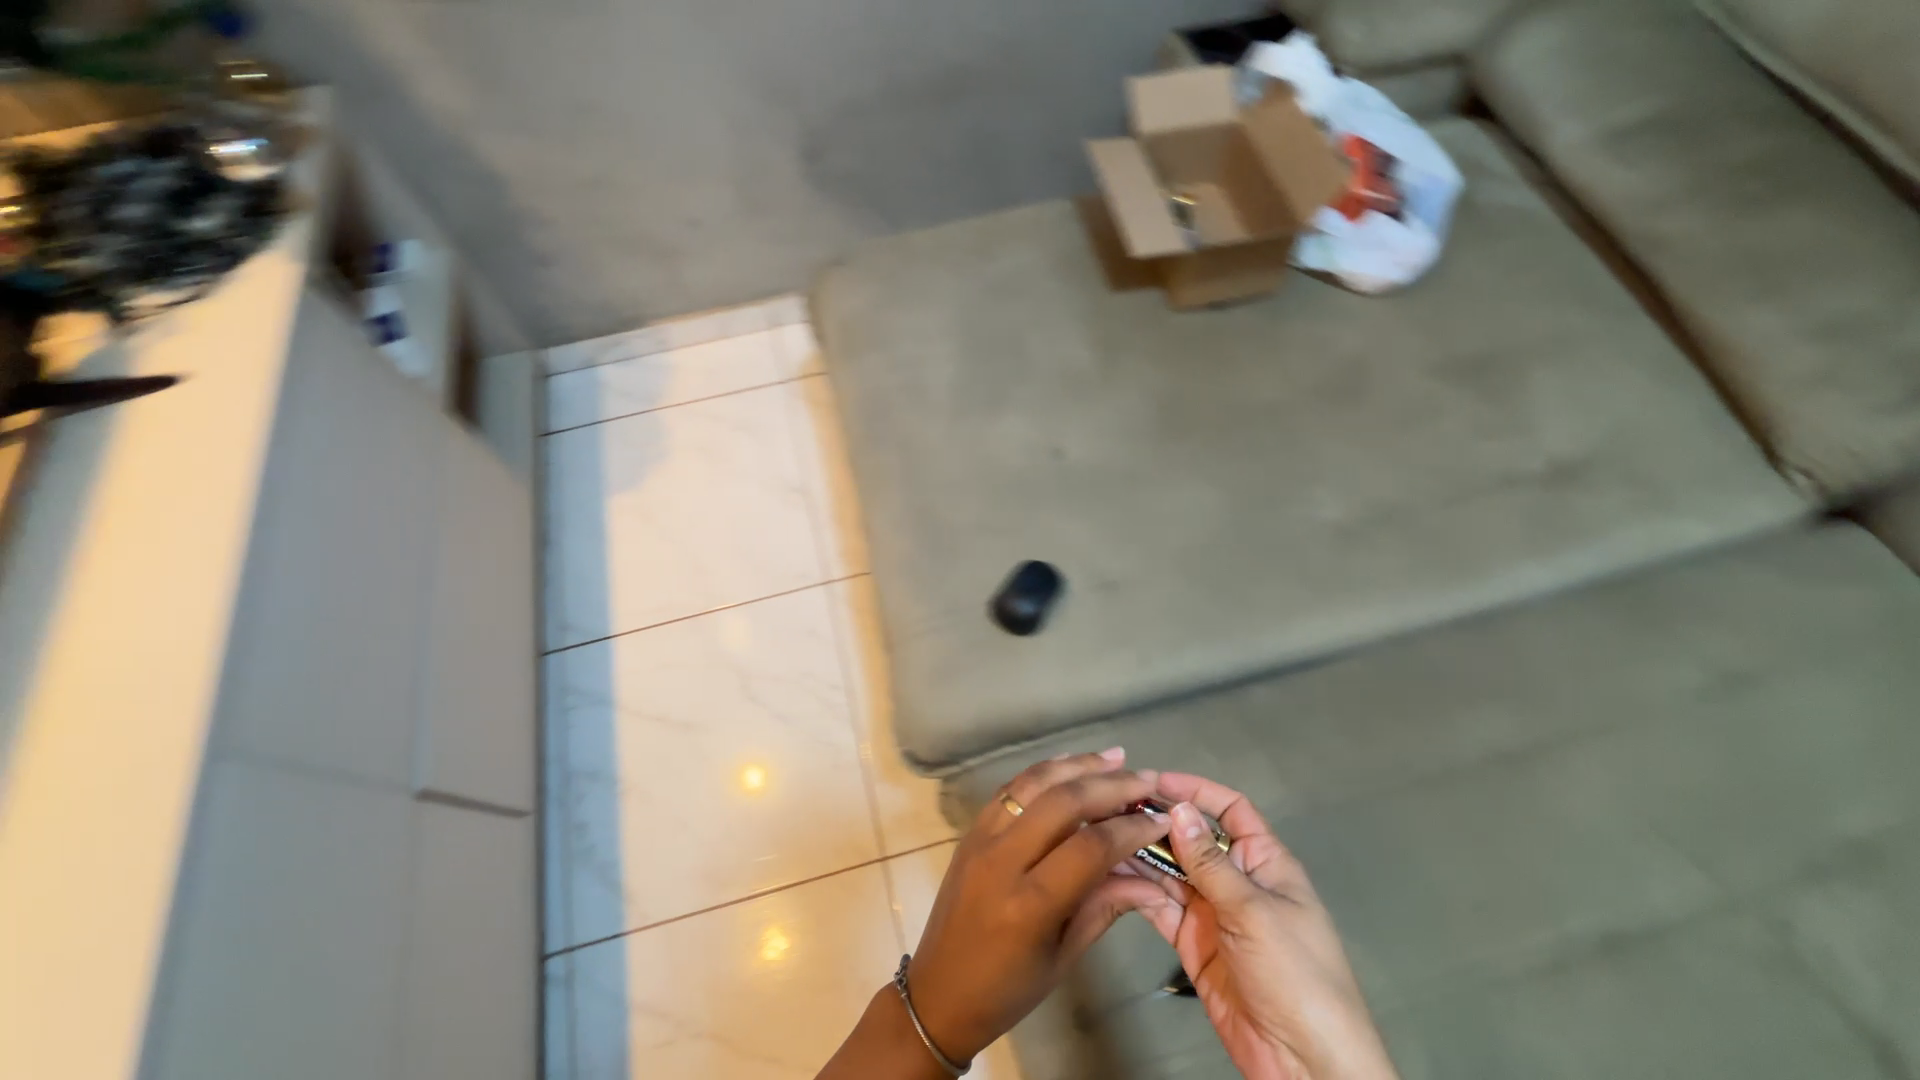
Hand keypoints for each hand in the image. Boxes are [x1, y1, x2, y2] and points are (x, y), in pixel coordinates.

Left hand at [906, 748, 1170, 1062]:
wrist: (938, 993)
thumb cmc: (1008, 988)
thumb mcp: (1065, 956)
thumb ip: (1107, 906)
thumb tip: (1155, 880)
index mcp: (1029, 904)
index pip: (1090, 848)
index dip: (1130, 828)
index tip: (1161, 818)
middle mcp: (1001, 861)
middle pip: (1062, 803)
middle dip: (1109, 785)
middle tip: (1145, 778)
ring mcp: (980, 840)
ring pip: (1032, 784)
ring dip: (1076, 766)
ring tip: (1114, 758)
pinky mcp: (969, 832)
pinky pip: (1009, 790)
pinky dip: (1042, 773)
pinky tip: (1068, 766)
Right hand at [1106, 773, 1398, 1079]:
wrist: (1303, 1062)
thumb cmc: (1296, 974)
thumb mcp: (1254, 911)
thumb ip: (1210, 862)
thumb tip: (1176, 809)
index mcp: (1265, 862)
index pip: (1230, 809)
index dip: (1195, 791)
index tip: (1153, 781)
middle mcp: (1235, 879)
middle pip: (1191, 838)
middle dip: (1154, 822)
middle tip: (1109, 808)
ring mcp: (1211, 912)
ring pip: (1168, 871)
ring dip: (1138, 854)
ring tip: (1097, 835)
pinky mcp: (1191, 942)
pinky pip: (1159, 906)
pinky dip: (1135, 891)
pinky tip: (1107, 875)